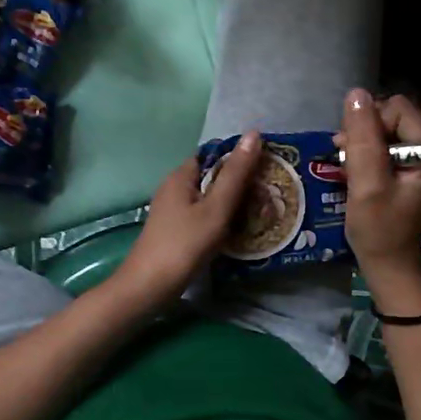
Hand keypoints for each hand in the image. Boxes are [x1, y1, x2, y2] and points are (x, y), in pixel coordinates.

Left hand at [106, 132, 265, 313]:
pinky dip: (222, 221)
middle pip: (213, 177)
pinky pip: (204, 217)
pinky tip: (240, 231)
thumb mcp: (216, 208)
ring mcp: (173, 211)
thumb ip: (235, 174)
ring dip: (233, 204)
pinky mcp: (176, 231)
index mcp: (181, 176)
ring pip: (210, 199)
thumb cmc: (184, 244)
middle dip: (240, 183)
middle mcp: (175, 188)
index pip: (214, 154)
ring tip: (263, 211)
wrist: (149, 286)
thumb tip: (254, 133)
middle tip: (271, 193)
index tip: (268, 168)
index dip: (240, 157)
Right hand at [340, 88, 420, 314]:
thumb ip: (363, 139)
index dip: (370, 122)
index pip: (397, 108)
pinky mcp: (402, 169)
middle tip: (346, 158)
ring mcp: (414, 159)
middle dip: (364, 132)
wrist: (386, 264)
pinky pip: (380, 146)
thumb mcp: (367, 183)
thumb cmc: (378, 228)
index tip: (353, 150)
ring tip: (347, 166)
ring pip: (382, 130)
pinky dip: (363, 154)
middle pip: (390, 116)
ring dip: (360, 144)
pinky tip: (352, 171)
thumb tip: (355, 94)